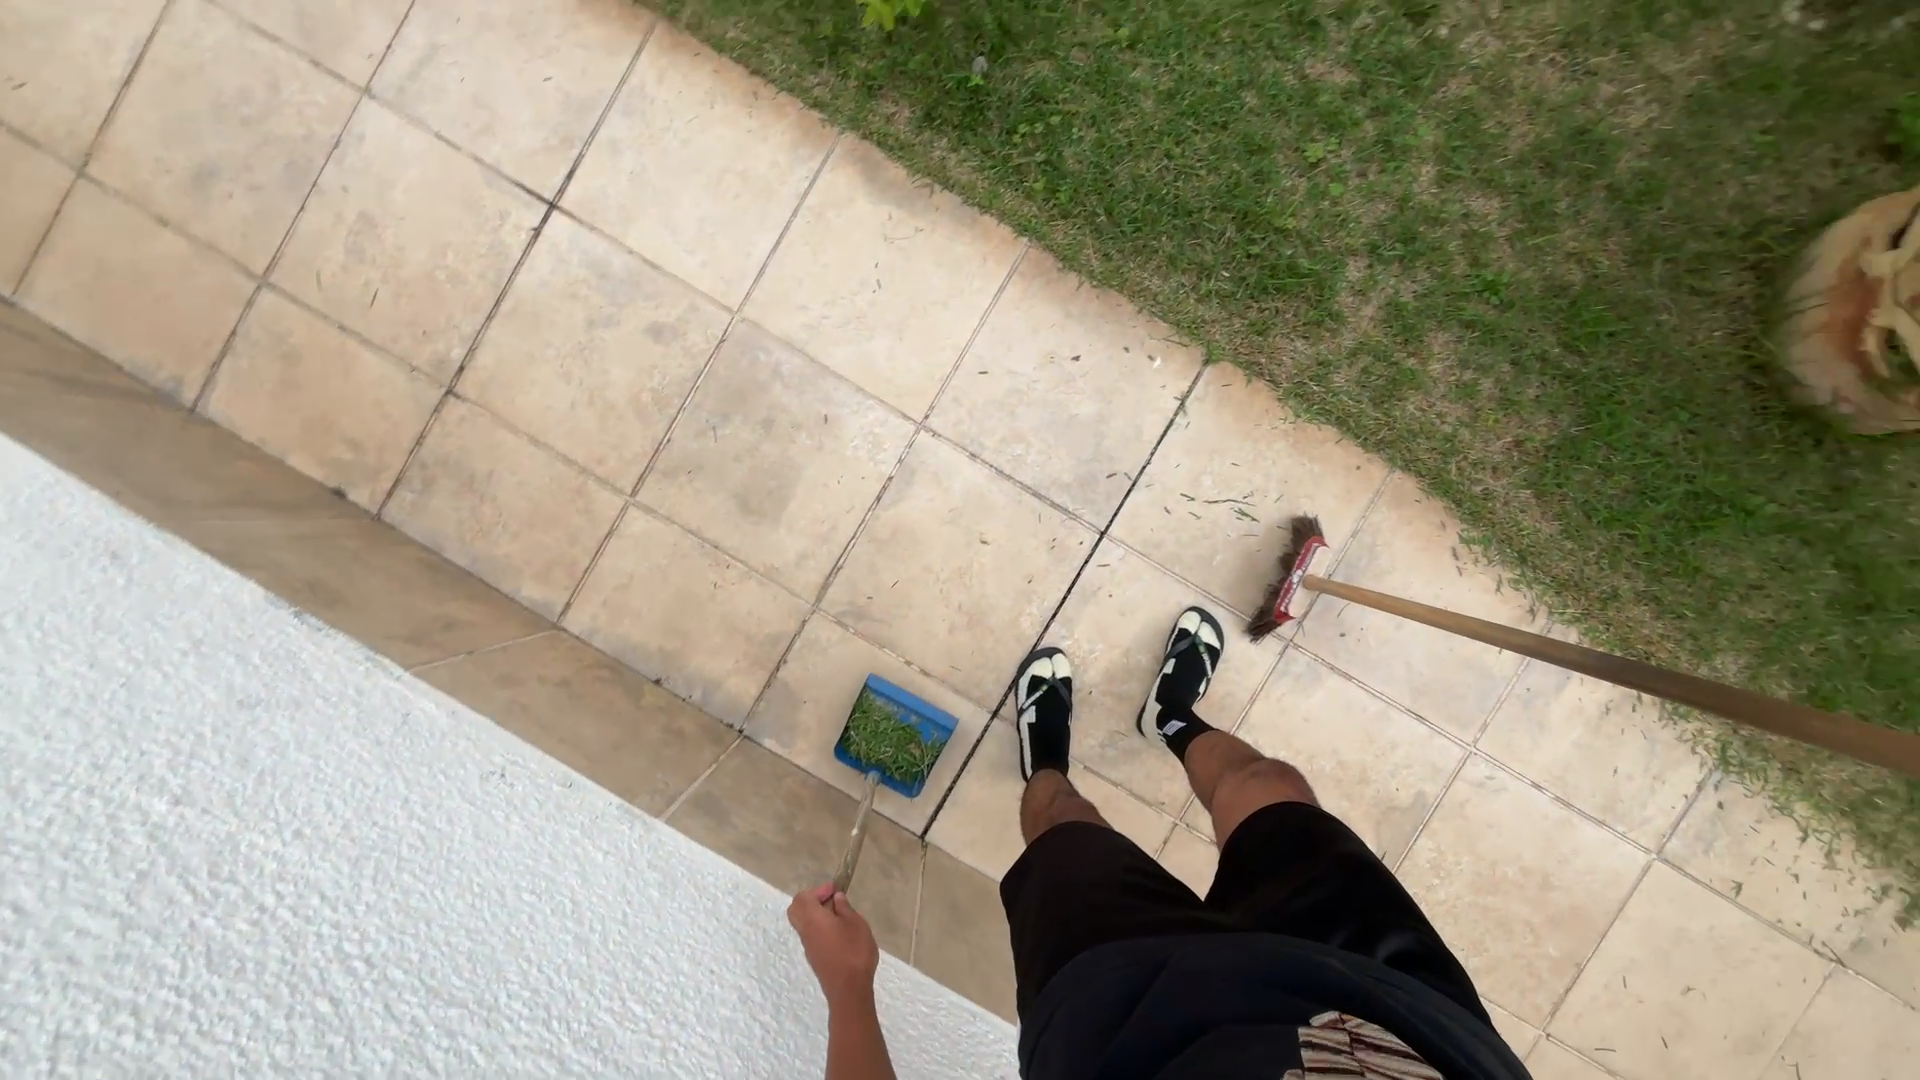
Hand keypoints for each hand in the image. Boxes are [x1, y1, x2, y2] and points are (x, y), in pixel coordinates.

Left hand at [787, 884, 879, 1008]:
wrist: (849, 990)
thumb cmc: (854, 951)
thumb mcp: (856, 923)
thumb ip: (845, 908)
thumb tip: (836, 899)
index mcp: (812, 919)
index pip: (802, 897)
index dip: (818, 889)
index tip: (836, 890)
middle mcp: (805, 932)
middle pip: (796, 910)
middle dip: (811, 900)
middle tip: (831, 900)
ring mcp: (808, 947)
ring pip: (803, 923)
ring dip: (817, 914)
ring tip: (839, 915)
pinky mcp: (815, 958)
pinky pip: (811, 935)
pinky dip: (820, 926)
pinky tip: (839, 932)